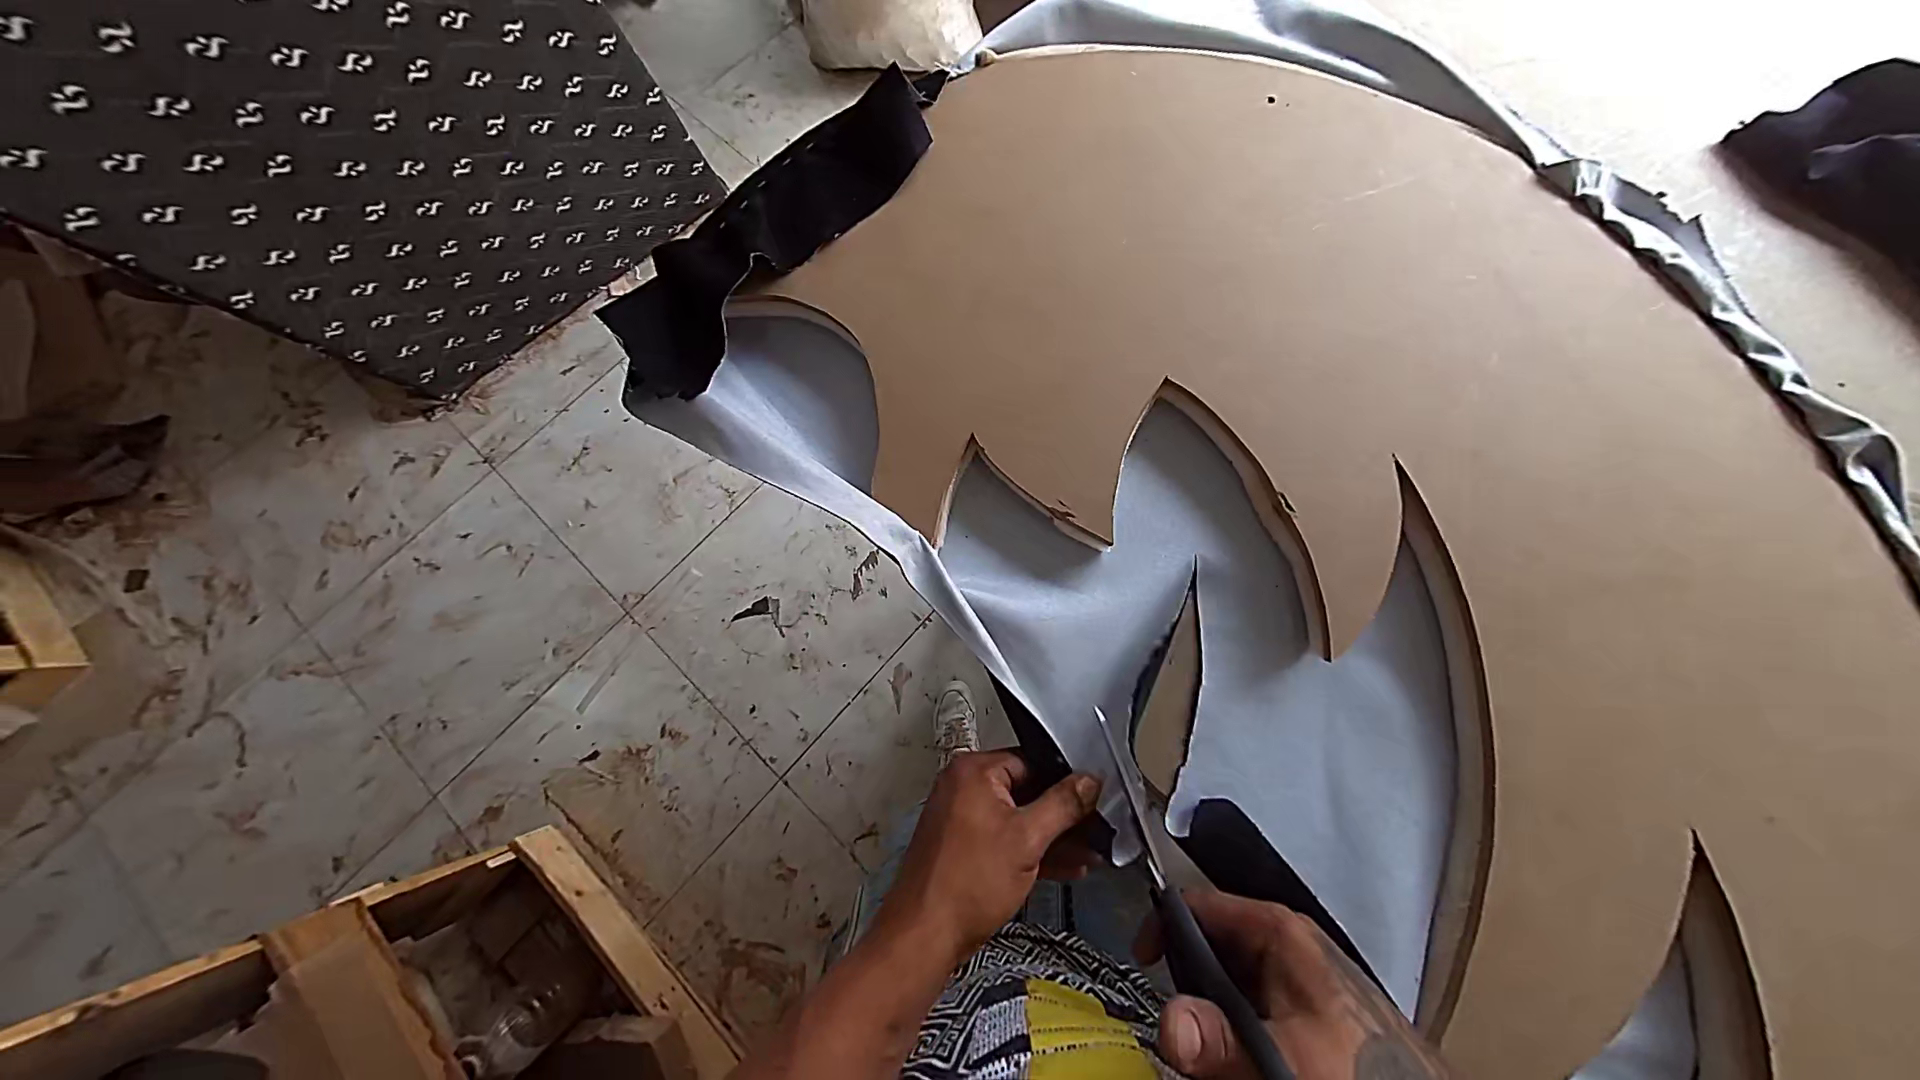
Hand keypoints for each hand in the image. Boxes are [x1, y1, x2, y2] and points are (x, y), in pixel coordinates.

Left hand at [874, 750, 1101, 963]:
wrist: (926, 935)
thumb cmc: (963, 885)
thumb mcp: (1028, 839)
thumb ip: (1063, 805)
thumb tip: (1087, 783)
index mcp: (973, 772)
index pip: (1031, 761)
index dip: (1065, 780)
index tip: (1092, 796)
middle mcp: (963, 787)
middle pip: (1026, 790)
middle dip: (1063, 814)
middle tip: (1093, 826)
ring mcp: (962, 817)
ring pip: (1019, 817)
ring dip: (1053, 836)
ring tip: (1087, 850)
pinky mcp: (965, 845)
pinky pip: (1006, 837)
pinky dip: (1032, 850)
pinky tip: (1064, 865)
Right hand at [1136, 890, 1451, 1079]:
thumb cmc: (1364, 1073)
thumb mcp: (1286, 1058)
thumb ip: (1222, 1041)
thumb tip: (1169, 1022)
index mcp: (1279, 930)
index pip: (1198, 903)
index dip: (1164, 926)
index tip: (1143, 960)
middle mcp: (1286, 943)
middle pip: (1210, 943)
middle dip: (1188, 983)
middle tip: (1185, 1026)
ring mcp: (1297, 975)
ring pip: (1230, 979)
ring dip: (1213, 1011)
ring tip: (1218, 1050)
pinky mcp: (1308, 1009)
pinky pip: (1254, 1006)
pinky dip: (1240, 1029)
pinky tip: (1245, 1057)